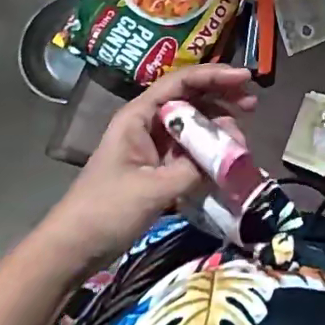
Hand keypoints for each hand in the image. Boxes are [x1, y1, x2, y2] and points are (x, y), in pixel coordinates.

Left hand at [42, 65, 256, 264]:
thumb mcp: (153, 189)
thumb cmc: (106, 210)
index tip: (246, 78)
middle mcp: (146, 123)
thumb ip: (193, 168)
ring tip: (241, 142)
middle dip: (221, 99)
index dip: (215, 76)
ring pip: (191, 126)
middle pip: (189, 99)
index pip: (181, 82)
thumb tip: (230, 153)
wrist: (72, 247)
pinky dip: (208, 154)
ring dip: (217, 129)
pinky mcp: (155, 169)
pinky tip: (226, 163)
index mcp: (138, 115)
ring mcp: (151, 146)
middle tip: (253, 106)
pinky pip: (188, 152)